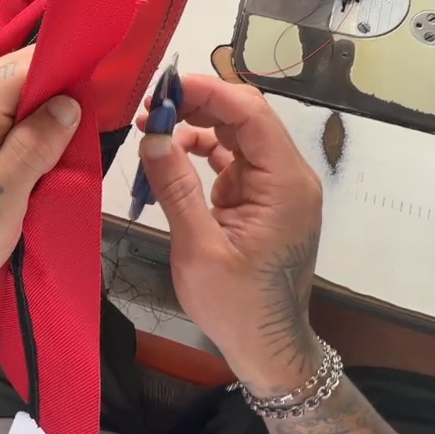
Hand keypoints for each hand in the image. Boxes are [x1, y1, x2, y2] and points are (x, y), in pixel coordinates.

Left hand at [0, 47, 80, 324]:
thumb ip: (31, 151)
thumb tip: (68, 103)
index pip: (29, 62)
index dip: (68, 73)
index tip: (100, 101)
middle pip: (19, 71)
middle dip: (57, 95)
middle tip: (84, 135)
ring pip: (8, 91)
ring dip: (39, 113)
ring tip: (62, 150)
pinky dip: (18, 125)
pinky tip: (31, 155)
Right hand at [136, 75, 323, 393]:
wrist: (266, 345)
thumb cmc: (237, 304)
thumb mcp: (199, 247)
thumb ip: (176, 187)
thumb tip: (151, 136)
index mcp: (284, 184)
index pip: (250, 114)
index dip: (207, 91)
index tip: (161, 88)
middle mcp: (287, 176)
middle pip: (245, 116)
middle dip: (196, 102)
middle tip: (147, 107)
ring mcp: (274, 186)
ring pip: (236, 132)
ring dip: (194, 124)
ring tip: (148, 127)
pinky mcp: (259, 197)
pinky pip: (231, 157)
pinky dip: (199, 149)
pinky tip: (169, 154)